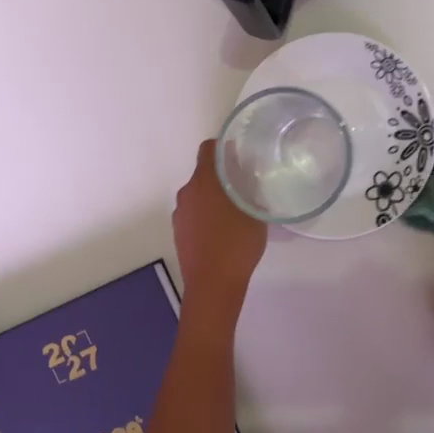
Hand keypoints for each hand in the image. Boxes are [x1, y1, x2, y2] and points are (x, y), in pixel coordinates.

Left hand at [173, 140, 266, 313]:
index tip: (240, 155)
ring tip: (236, 211)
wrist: (213, 285)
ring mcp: (180, 214)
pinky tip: (223, 230)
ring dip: (214, 196)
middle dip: (222, 175)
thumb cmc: (237, 245)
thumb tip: (248, 179)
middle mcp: (187, 193)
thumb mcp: (255, 214)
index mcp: (205, 182)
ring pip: (199, 195)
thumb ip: (250, 191)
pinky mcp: (179, 231)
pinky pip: (194, 213)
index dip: (223, 147)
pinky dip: (207, 214)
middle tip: (245, 185)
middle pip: (204, 173)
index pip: (209, 150)